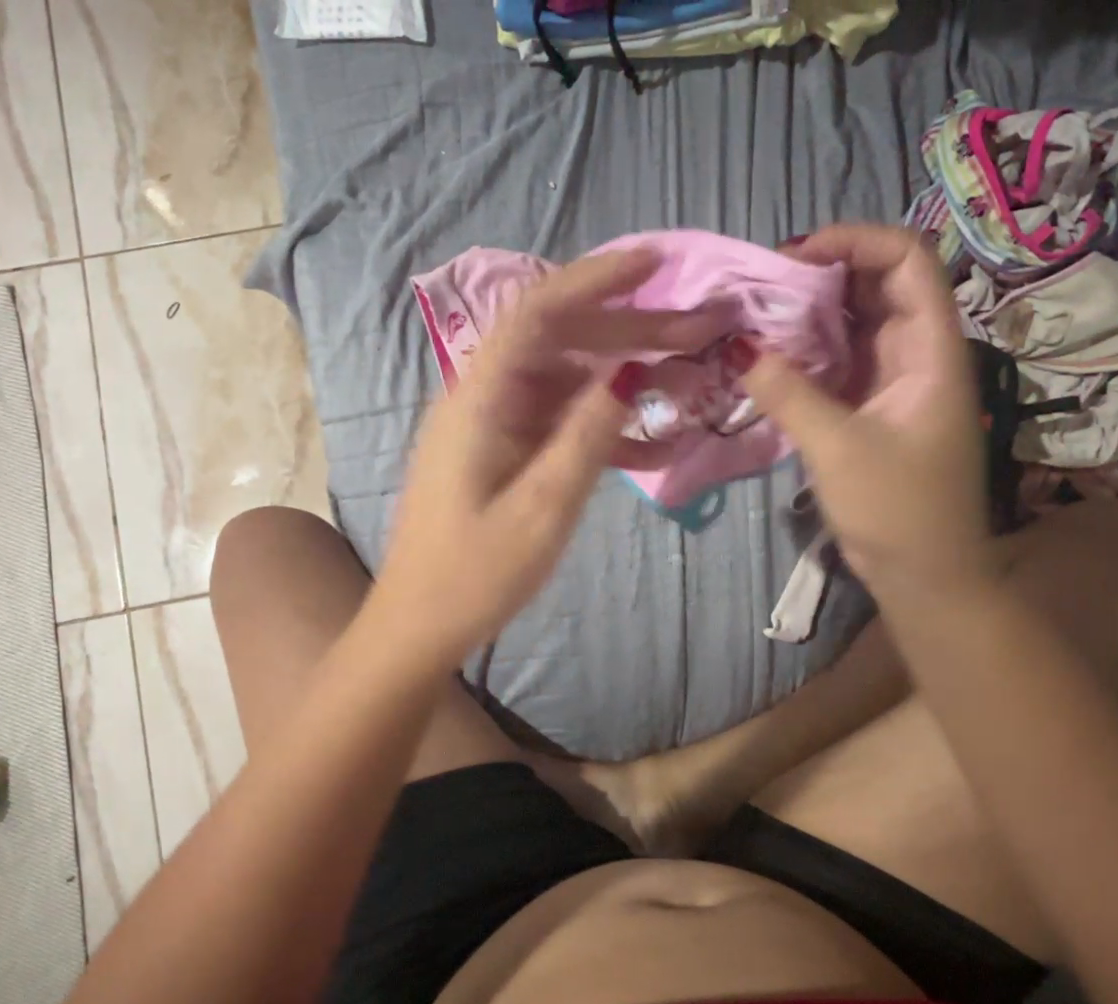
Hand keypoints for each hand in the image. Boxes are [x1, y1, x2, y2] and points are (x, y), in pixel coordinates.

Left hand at [373, 249, 725, 662]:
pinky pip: (557, 423)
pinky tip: (652, 449)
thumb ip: (589, 435)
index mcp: (479, 399)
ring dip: (623, 381)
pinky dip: (601, 427)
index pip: (537, 311)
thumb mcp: (543, 507)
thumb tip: (635, 371)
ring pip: (566, 381)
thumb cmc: (474, 575)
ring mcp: (491, 426)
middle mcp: (482, 398)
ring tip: (688, 386)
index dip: (595, 278)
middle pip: (559, 341)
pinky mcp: (501, 454)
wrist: (418, 627)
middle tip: (698, 332)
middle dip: (630, 331)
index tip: (655, 262)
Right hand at [750, 224, 994, 599]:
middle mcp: (918, 353)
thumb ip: (788, 393)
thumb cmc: (897, 511)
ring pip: (854, 322)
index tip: (794, 256)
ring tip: (755, 316)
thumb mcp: (838, 448)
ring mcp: (895, 380)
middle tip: (760, 287)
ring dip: (808, 313)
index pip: (908, 260)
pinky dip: (806, 350)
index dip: (856, 241)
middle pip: (877, 283)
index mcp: (931, 350)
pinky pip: (839, 360)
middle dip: (821, 274)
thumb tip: (738, 347)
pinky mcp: (873, 407)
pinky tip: (767, 356)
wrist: (926, 576)